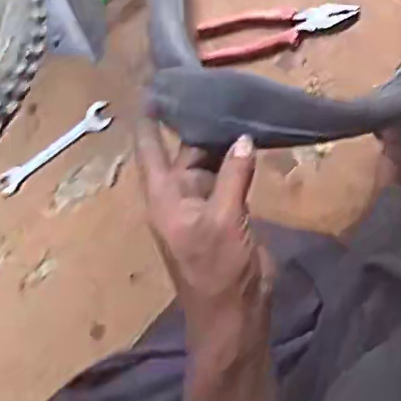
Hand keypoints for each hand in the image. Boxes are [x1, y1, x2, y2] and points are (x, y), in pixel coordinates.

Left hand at [134, 107, 272, 354]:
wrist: (235, 316)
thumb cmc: (218, 271)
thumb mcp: (225, 220)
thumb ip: (234, 175)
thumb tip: (243, 138)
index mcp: (165, 196)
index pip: (150, 148)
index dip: (149, 119)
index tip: (152, 85)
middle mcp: (180, 195)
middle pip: (184, 149)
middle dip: (197, 121)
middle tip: (216, 84)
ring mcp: (204, 203)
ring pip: (210, 161)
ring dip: (221, 139)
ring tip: (236, 102)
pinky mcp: (227, 211)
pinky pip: (229, 176)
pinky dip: (237, 159)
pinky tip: (252, 138)